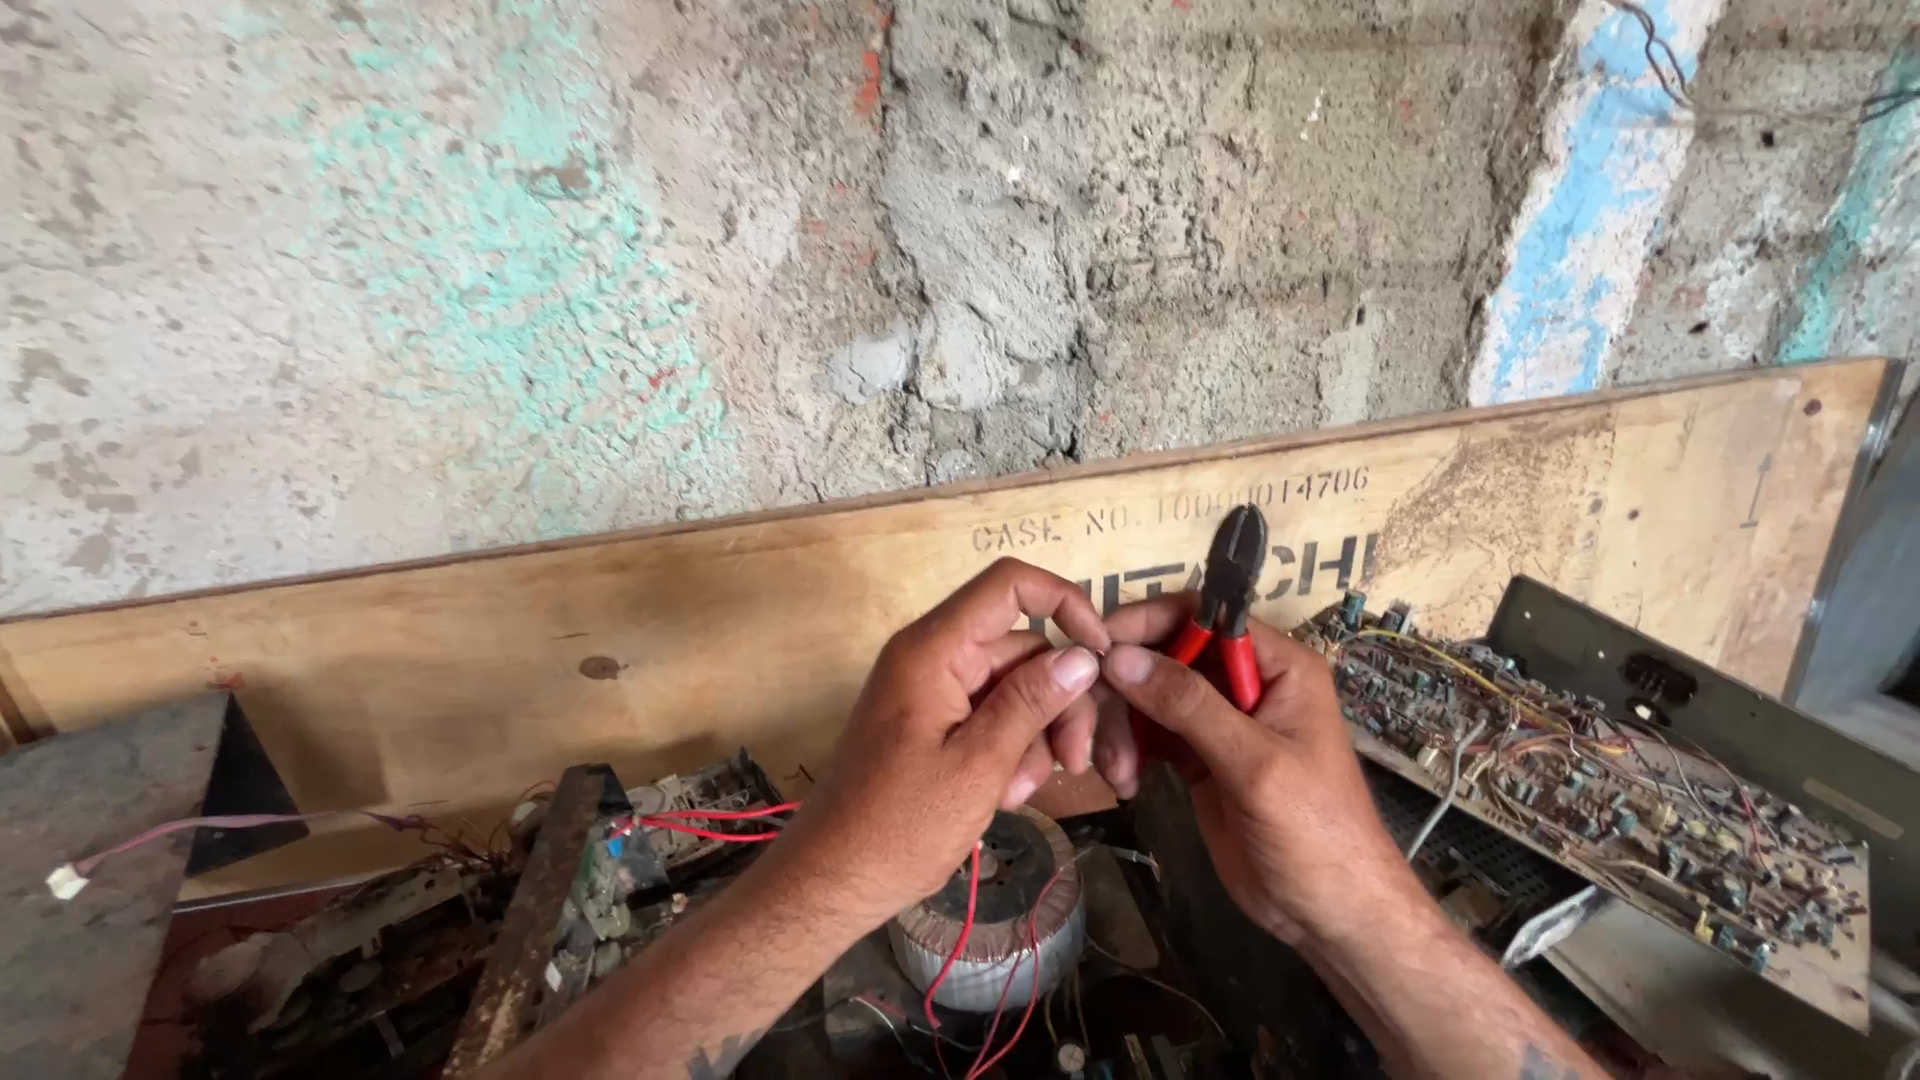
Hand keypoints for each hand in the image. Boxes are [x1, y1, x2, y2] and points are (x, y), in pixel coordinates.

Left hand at [762, 558, 1111, 929]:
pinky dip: (1009, 748)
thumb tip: (1082, 657)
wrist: (833, 877)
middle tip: (1075, 763)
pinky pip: (990, 713)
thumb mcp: (978, 765)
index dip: (1064, 602)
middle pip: (1022, 647)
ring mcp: (932, 687)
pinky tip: (1004, 794)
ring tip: (1022, 792)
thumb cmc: (900, 825)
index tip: (1101, 653)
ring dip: (1035, 735)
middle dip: (1058, 701)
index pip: (1008, 585)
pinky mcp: (934, 718)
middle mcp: (932, 654)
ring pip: (1014, 685)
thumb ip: (1030, 704)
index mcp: (934, 649)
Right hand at [1099, 594, 1420, 945]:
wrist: (1329, 916)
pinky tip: (1123, 782)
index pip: (1202, 615)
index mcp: (1276, 665)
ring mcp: (1216, 719)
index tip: (1100, 647)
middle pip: (1163, 653)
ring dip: (1120, 726)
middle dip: (1125, 688)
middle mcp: (1243, 681)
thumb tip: (1120, 657)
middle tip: (1090, 723)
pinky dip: (1125, 750)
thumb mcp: (1254, 764)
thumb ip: (1189, 706)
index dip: (1148, 622)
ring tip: (1116, 771)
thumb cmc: (1314, 833)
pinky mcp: (1194, 754)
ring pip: (1146, 694)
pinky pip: (1145, 732)